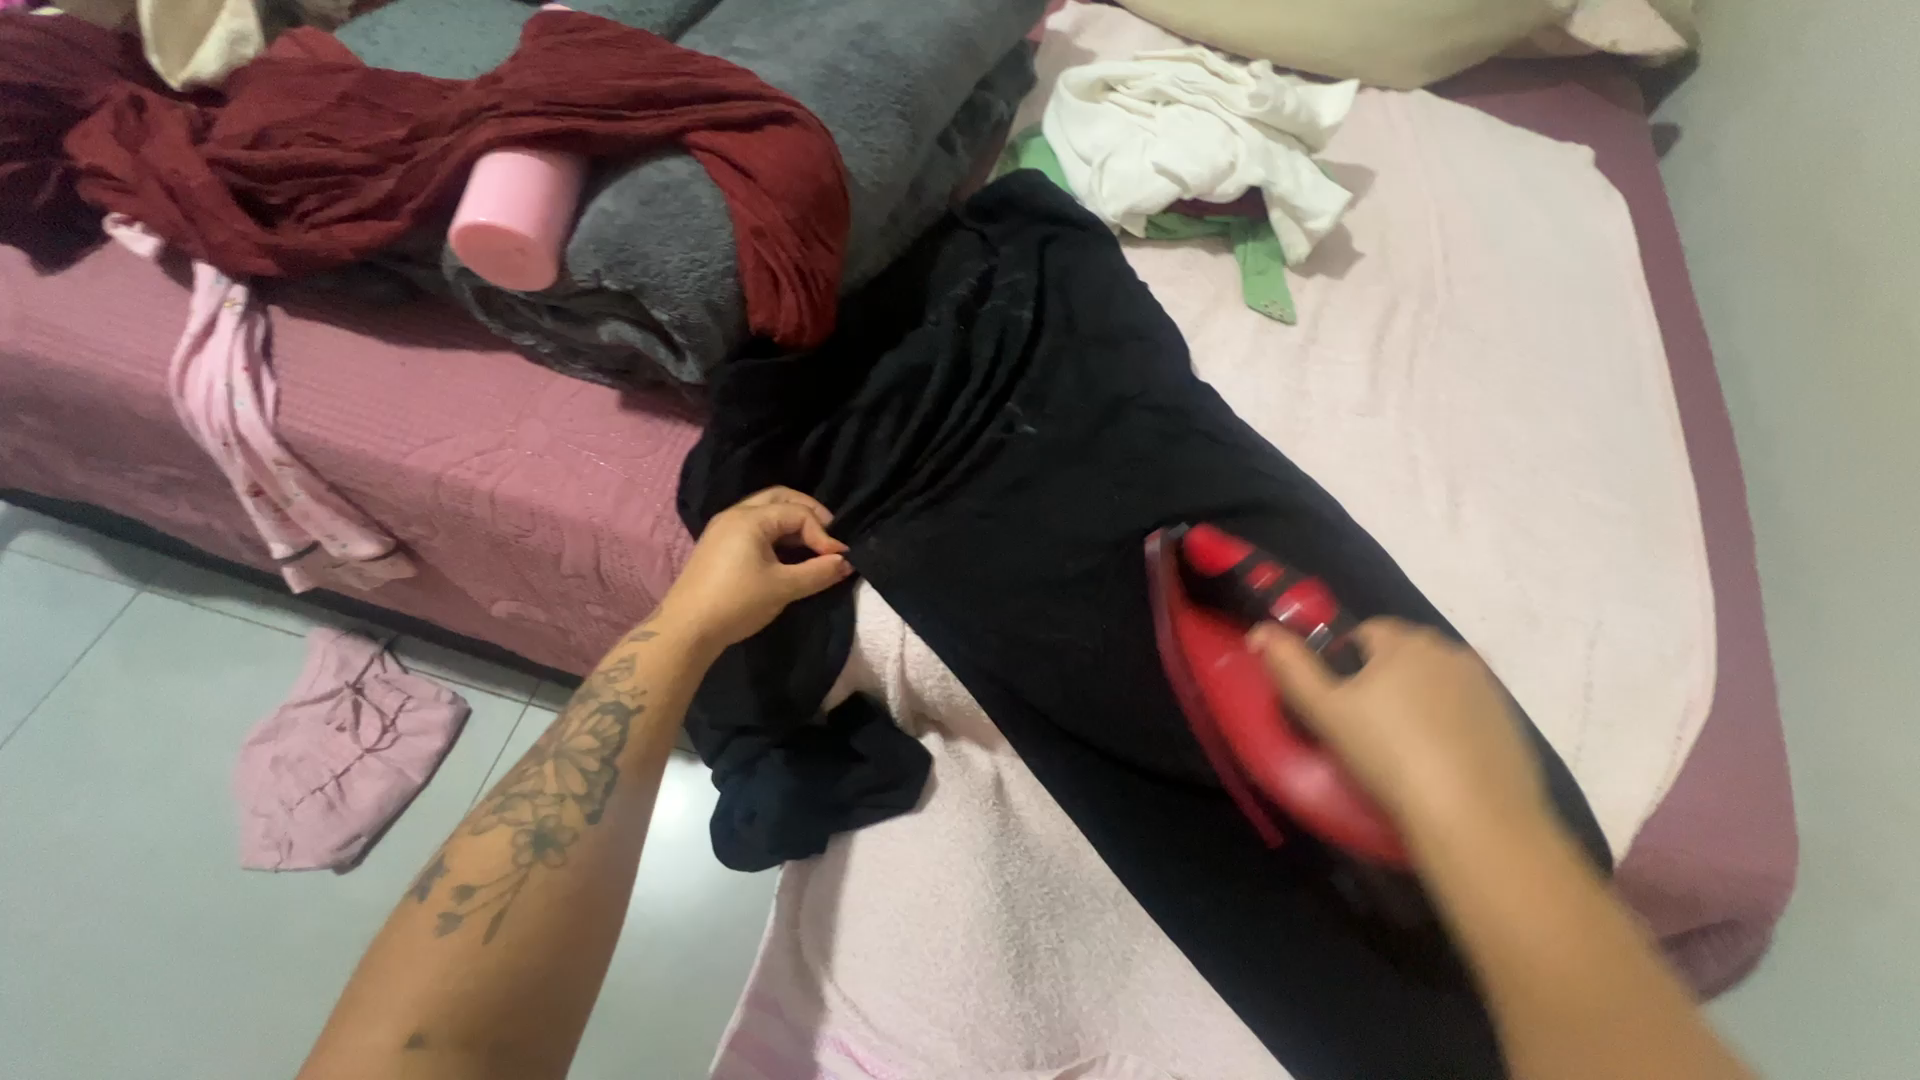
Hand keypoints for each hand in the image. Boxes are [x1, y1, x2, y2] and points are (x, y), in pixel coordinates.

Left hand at [650, 487, 852, 654]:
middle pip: (780, 498)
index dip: (823, 534)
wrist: (687, 629)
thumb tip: (846, 563)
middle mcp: (735, 515)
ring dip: (792, 523)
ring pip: (766, 511)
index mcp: (750, 518)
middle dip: (809, 514)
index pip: (798, 513)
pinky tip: (788, 554)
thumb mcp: (783, 587)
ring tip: (812, 546)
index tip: (838, 559)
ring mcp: (724, 529)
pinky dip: (777, 533)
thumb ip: (818, 572)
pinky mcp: (719, 546)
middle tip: (829, 537)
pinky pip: (755, 527)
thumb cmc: (737, 602)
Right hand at [1247, 617, 1553, 847]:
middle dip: (1380, 679)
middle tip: (1361, 727)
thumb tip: (1259, 631)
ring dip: (1416, 701)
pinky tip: (1436, 764)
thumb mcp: (1323, 712)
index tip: (1335, 703)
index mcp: (1405, 642)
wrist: (1475, 820)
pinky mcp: (1509, 724)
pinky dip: (1448, 727)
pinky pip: (1465, 712)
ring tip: (1399, 749)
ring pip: (1435, 683)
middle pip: (1402, 655)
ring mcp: (1487, 688)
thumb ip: (1289, 667)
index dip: (1342, 662)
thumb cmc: (1389, 756)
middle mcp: (1451, 652)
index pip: (1365, 632)